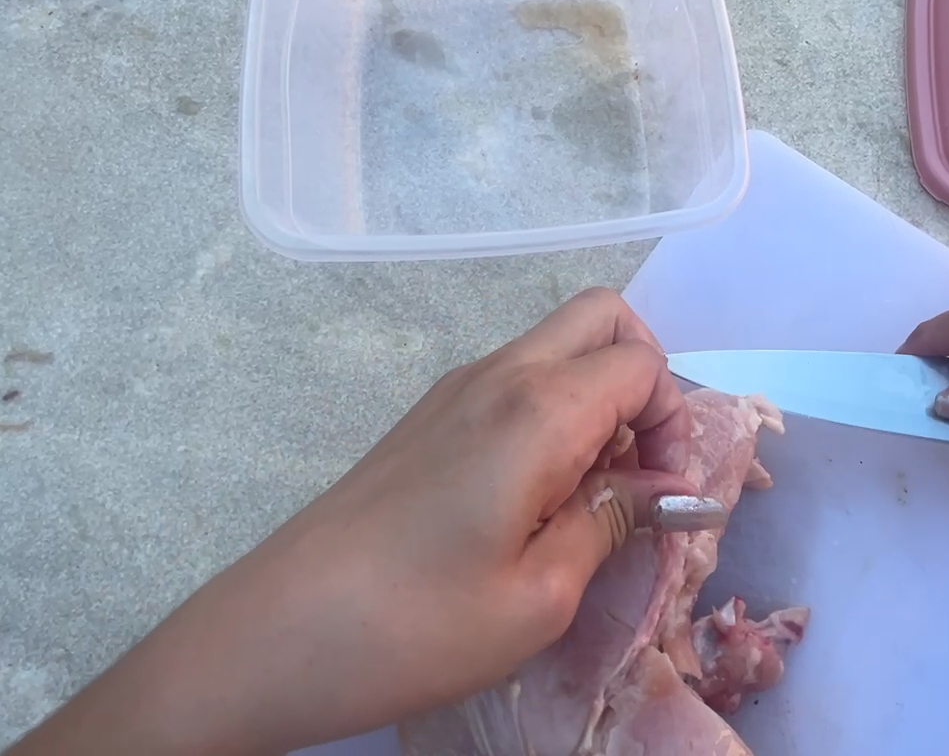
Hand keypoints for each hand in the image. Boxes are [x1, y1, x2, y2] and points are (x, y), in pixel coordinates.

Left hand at [9, 288, 697, 755]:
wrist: (274, 632)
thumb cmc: (417, 625)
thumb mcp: (540, 596)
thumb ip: (613, 520)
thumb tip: (661, 487)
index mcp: (539, 409)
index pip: (643, 364)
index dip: (675, 422)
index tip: (664, 493)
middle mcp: (504, 372)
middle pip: (604, 315)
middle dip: (646, 373)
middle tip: (641, 457)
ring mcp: (462, 383)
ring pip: (561, 341)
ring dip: (599, 391)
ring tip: (591, 486)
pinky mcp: (434, 407)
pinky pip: (521, 374)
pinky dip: (557, 404)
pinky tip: (537, 487)